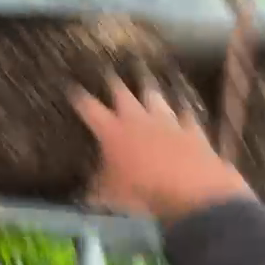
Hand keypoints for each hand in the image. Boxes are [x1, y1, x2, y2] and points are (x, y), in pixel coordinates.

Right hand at [71, 79, 255, 224]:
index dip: (79, 97)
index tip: (72, 86)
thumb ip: (96, 188)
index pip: (89, 109)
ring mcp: (167, 121)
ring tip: (146, 79)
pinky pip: (186, 113)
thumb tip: (84, 193)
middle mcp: (137, 120)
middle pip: (122, 94)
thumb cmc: (140, 189)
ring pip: (155, 97)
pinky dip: (183, 108)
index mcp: (111, 131)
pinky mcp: (192, 129)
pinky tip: (184, 104)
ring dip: (149, 89)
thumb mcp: (108, 194)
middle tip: (109, 71)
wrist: (190, 188)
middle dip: (113, 82)